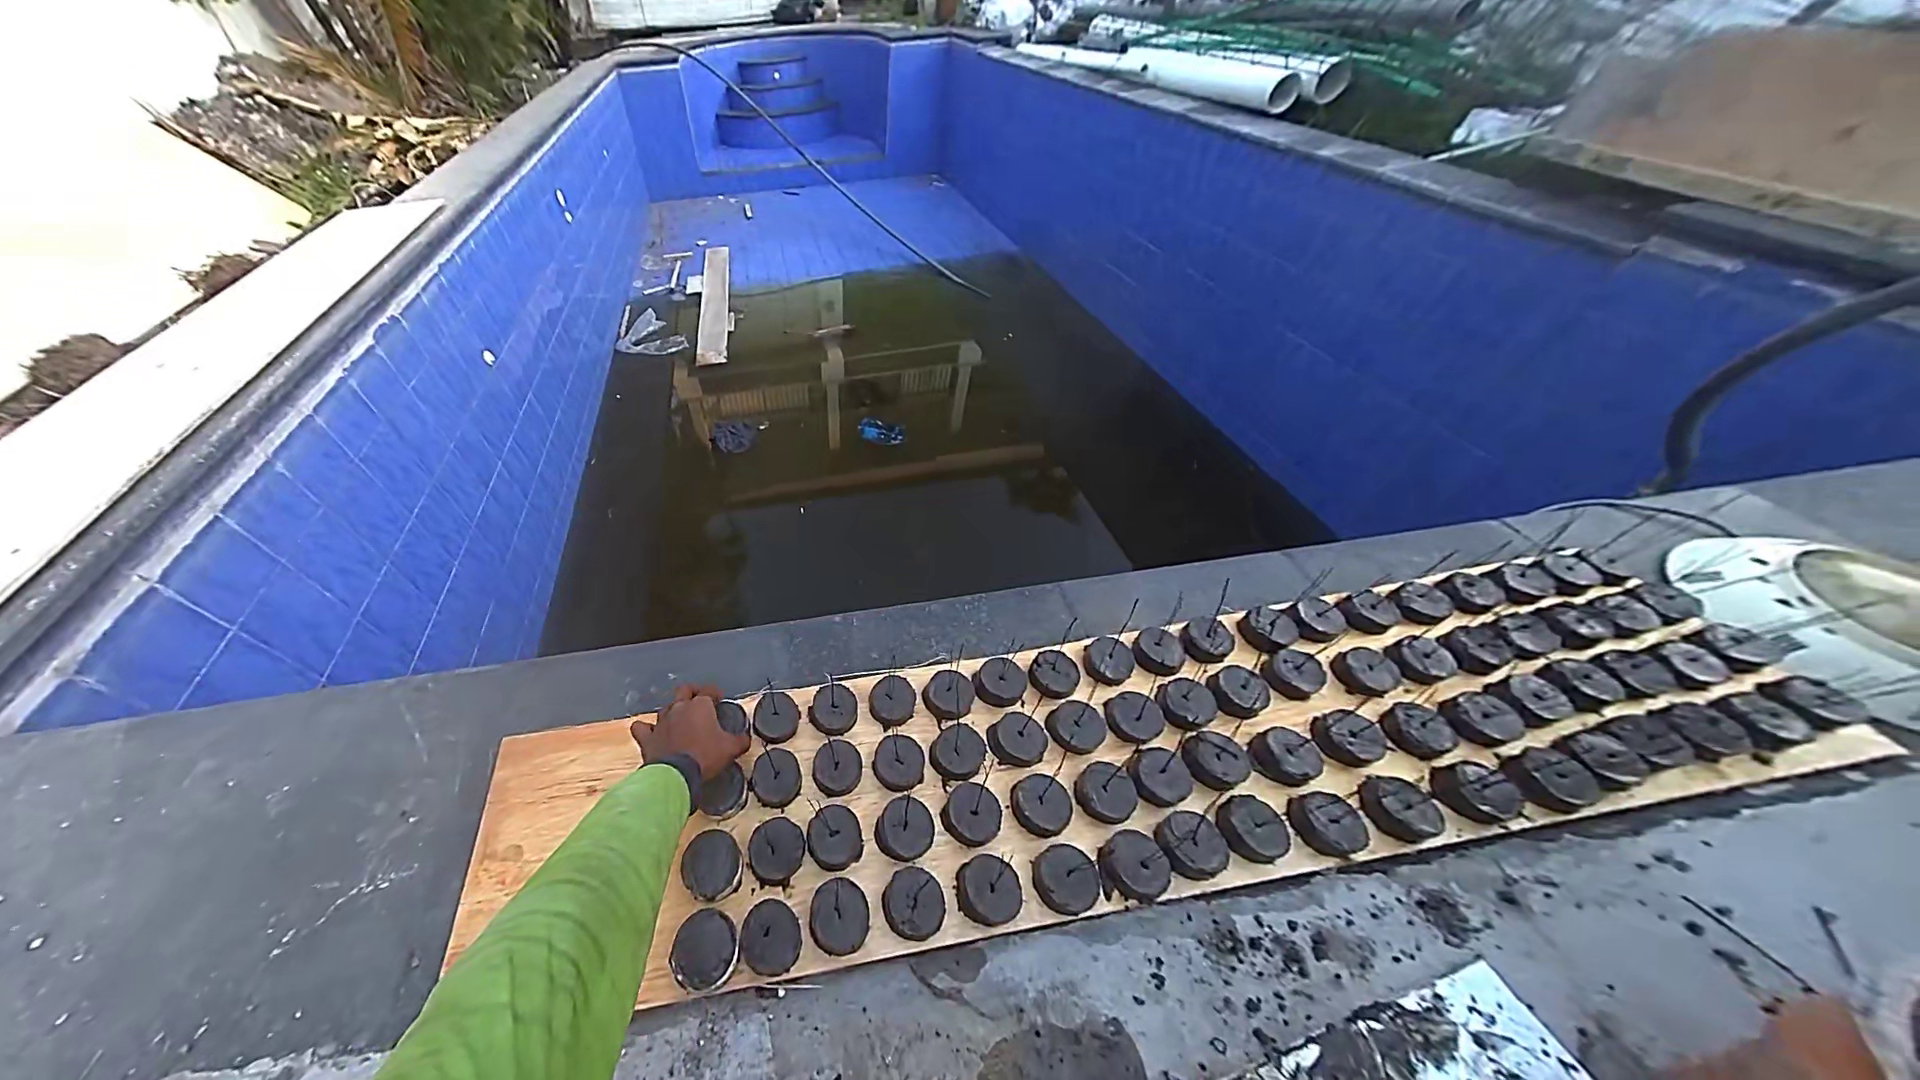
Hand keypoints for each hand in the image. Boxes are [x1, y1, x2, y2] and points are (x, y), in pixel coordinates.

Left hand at [630, 684, 748, 780]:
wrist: (675, 775)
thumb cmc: (706, 756)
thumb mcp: (731, 748)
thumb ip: (740, 740)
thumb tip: (745, 739)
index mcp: (700, 705)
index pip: (709, 690)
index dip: (715, 693)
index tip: (719, 698)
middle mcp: (679, 708)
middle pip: (684, 690)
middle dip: (692, 692)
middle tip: (699, 700)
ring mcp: (660, 722)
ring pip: (665, 708)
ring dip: (673, 711)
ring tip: (680, 719)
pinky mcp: (647, 738)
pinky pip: (642, 727)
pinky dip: (646, 728)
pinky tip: (650, 731)